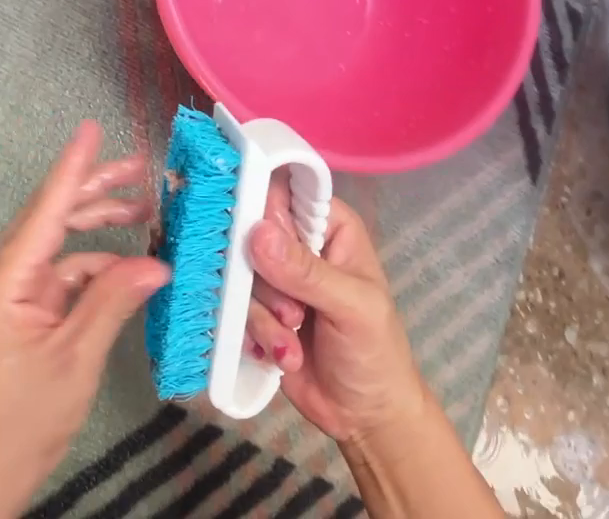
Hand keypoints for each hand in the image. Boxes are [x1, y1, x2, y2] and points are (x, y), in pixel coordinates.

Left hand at [0, 123, 169, 518]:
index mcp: (6, 278)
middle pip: (52, 215)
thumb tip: (156, 262)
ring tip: (144, 210)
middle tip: (141, 168)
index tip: (91, 129)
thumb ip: (113, 301)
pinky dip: (95, 265)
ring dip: (98, 225)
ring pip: (59, 240)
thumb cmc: (26, 416)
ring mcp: (13, 288)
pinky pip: (62, 271)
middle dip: (96, 189)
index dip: (72, 167)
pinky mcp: (24, 305)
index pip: (46, 210)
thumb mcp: (76, 357)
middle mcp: (4, 272)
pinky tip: (129, 269)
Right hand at [244, 193, 428, 443]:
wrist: (364, 417)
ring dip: (264, 316)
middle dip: (266, 282)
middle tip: (292, 314)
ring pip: (239, 274)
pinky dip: (253, 334)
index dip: (262, 207)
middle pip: (251, 233)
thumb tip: (257, 233)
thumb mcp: (352, 308)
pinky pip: (233, 305)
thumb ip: (307, 272)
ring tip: (293, 343)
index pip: (283, 191)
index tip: (252, 237)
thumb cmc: (375, 353)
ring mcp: (273, 278)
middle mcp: (297, 243)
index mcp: (328, 225)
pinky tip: (279, 354)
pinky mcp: (255, 309)